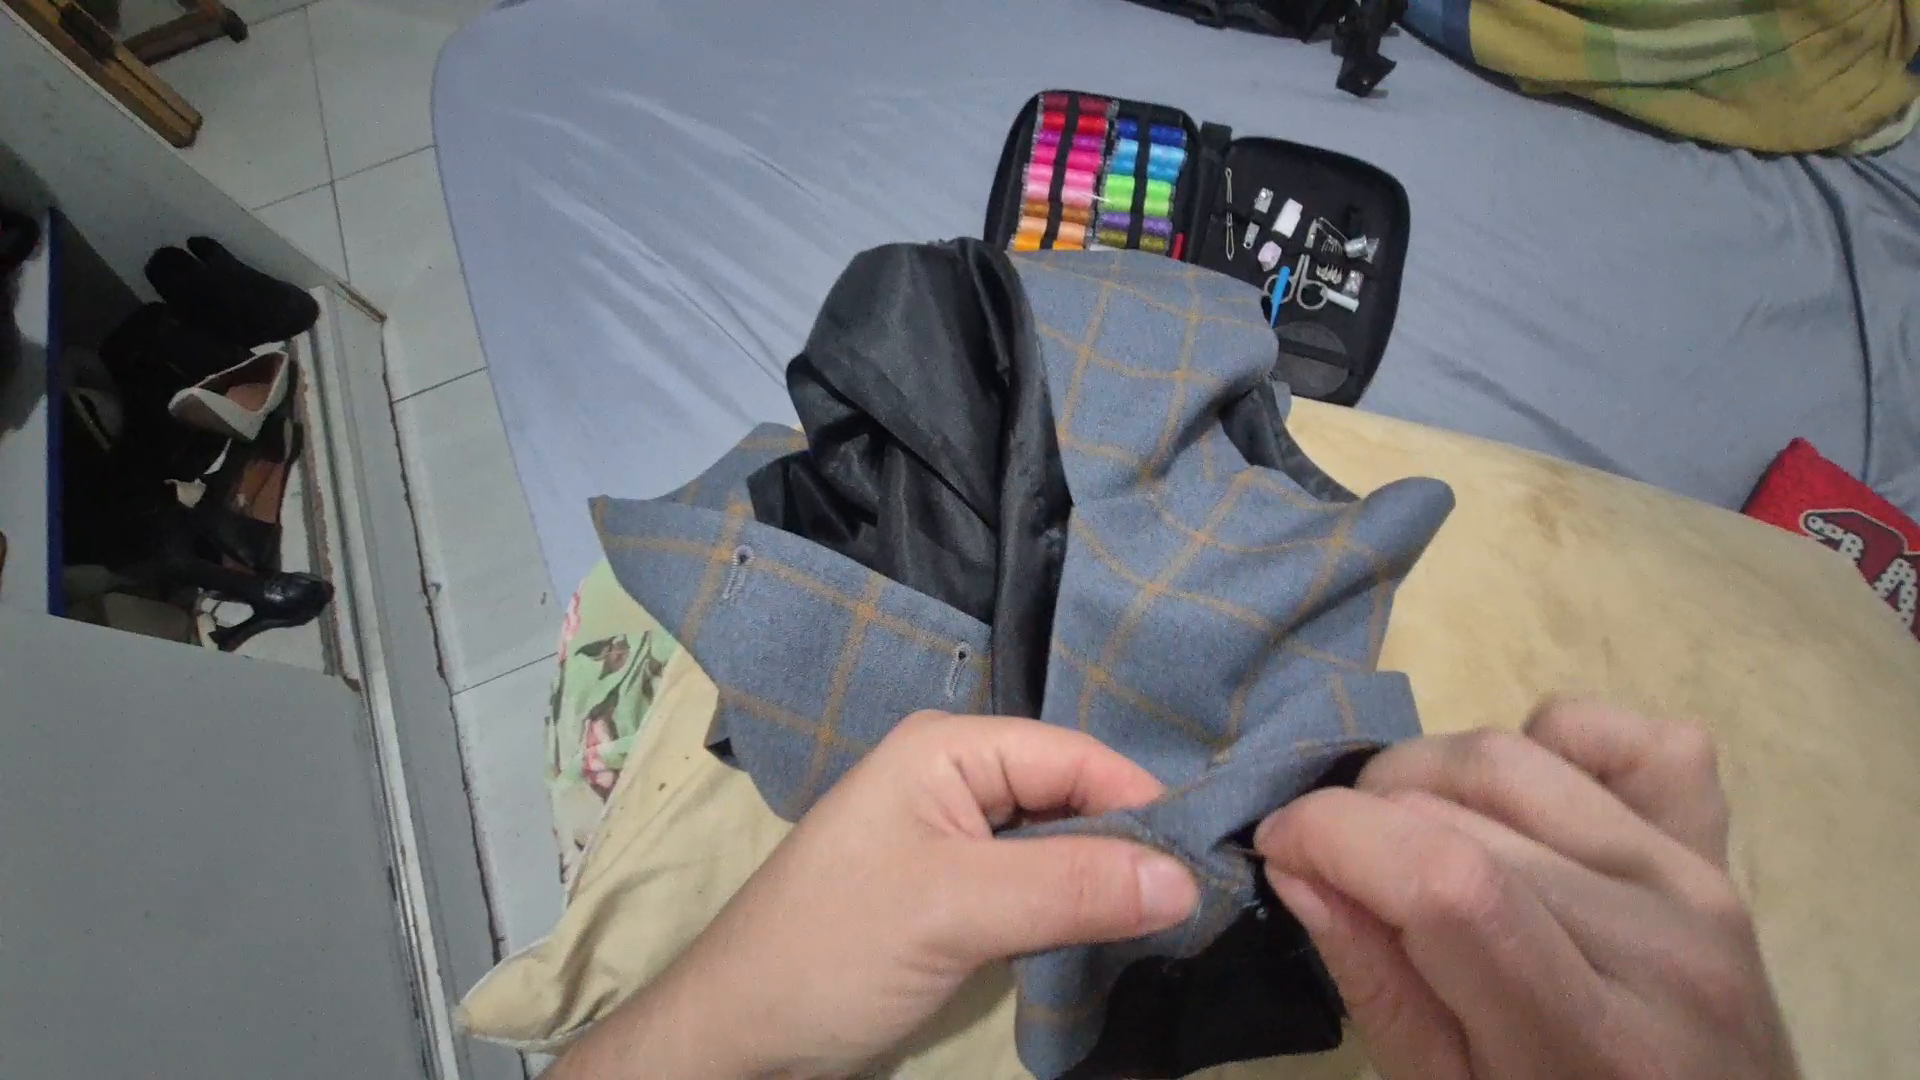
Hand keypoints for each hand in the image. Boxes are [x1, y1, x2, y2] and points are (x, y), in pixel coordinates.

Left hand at [550, 712, 1199, 1079]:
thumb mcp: (958, 910)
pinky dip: (1068, 894)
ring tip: (1165, 913)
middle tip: (1194, 899)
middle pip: (1066, 790)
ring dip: (1101, 870)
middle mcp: (955, 769)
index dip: (1140, 801)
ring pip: (1053, 833)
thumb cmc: (838, 946)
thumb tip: (1188, 878)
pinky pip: (1029, 869)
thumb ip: (1072, 886)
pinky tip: (1104, 921)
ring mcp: (952, 822)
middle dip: (1125, 839)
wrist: (740, 1029)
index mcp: (950, 745)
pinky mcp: (952, 874)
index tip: (1206, 862)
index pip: (1071, 755)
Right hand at [1254, 700, 1799, 1079]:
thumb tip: (1291, 860)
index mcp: (1598, 1044)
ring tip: (1407, 831)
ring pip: (1506, 756)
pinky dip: (1550, 740)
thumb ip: (1366, 975)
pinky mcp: (1714, 848)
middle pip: (1456, 812)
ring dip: (1418, 777)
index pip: (1447, 880)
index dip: (1332, 835)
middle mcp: (1666, 946)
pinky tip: (1510, 803)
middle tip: (1339, 866)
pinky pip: (1630, 738)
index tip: (1278, 847)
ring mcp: (1702, 884)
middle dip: (1356, 817)